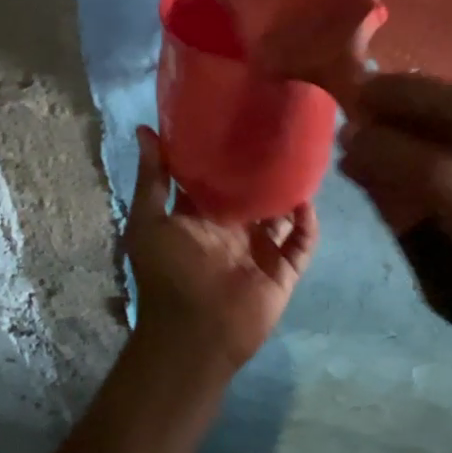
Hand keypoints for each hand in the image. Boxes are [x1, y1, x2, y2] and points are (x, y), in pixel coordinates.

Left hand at [126, 126, 318, 372]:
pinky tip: (307, 200)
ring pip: (281, 215)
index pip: (216, 178)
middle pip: (253, 193)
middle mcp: (231, 229)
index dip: (224, 152)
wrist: (193, 336)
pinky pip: (301, 244)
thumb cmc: (167, 274)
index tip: (237, 116)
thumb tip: (144, 129)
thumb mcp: (149, 222)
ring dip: (290, 192)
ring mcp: (258, 250)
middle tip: (278, 130)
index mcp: (199, 217)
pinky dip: (307, 224)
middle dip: (263, 168)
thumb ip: (152, 178)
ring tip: (302, 157)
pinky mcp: (281, 270)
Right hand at [340, 73, 451, 384]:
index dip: (388, 149)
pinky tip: (419, 105)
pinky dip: (450, 104)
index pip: (447, 176)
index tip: (345, 139)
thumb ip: (406, 227)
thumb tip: (357, 159)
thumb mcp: (449, 300)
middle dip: (408, 96)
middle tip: (359, 93)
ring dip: (427, 92)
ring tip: (380, 92)